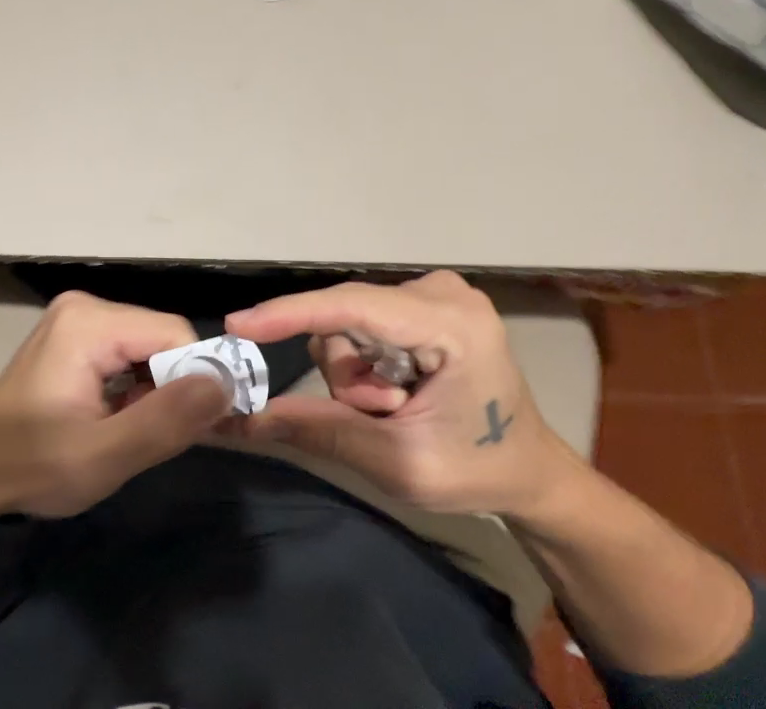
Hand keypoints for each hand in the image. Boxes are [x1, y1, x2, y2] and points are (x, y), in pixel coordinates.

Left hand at [0, 291, 233, 517]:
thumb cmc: (32, 467)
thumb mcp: (104, 455)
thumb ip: (166, 419)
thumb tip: (227, 384)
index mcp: (86, 324)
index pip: (174, 333)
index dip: (198, 378)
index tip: (204, 427)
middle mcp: (83, 308)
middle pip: (162, 337)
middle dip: (175, 386)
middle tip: (168, 437)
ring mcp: (76, 320)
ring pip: (149, 348)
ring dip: (157, 391)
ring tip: (139, 432)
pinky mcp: (73, 338)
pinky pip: (127, 354)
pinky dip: (137, 388)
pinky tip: (123, 420)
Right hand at [225, 272, 583, 517]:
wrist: (529, 471)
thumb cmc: (476, 469)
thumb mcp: (396, 462)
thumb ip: (319, 430)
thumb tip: (242, 419)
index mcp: (454, 326)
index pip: (353, 308)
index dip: (291, 314)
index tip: (237, 325)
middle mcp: (444, 294)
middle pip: (346, 318)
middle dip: (346, 374)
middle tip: (381, 416)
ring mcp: (436, 294)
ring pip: (348, 323)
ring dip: (354, 374)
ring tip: (396, 411)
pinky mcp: (426, 304)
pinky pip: (361, 325)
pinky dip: (364, 364)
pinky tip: (399, 393)